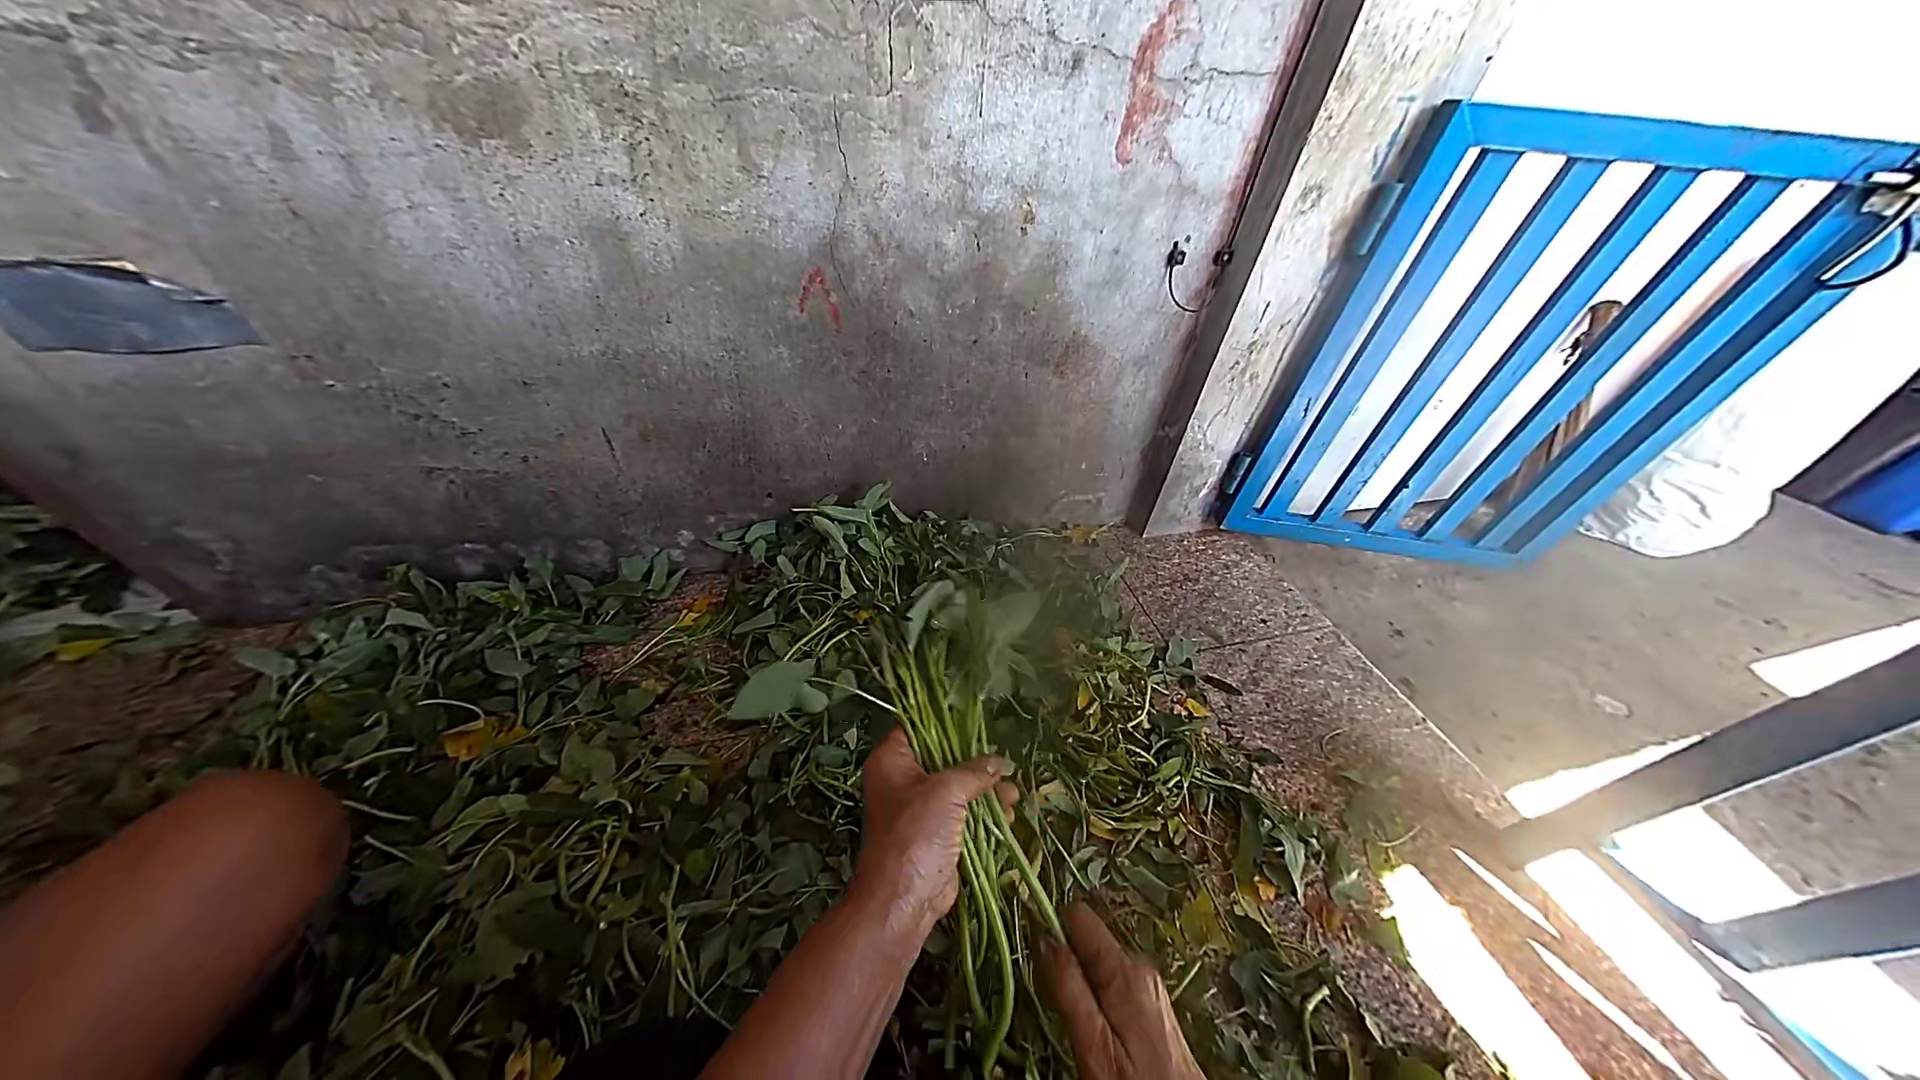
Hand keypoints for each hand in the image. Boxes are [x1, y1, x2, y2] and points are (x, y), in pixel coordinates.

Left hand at [852, 726, 1013, 936]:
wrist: (904, 897)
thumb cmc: (916, 832)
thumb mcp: (946, 791)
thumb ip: (975, 771)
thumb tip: (1001, 763)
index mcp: (892, 760)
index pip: (916, 726)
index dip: (945, 720)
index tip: (975, 719)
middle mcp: (902, 779)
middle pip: (942, 756)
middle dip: (975, 761)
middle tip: (1002, 760)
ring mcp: (920, 807)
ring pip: (957, 786)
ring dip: (986, 789)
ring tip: (1012, 792)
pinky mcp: (936, 831)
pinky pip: (963, 812)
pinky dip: (984, 811)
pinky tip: (1007, 811)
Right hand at [1041, 902, 1205, 1079]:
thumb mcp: (1094, 1043)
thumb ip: (1068, 986)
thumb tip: (1044, 937)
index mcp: (1125, 970)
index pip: (1079, 915)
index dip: (1053, 928)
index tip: (1037, 958)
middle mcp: (1139, 967)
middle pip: (1088, 940)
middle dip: (1066, 963)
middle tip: (1058, 1006)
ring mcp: (1148, 986)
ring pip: (1098, 964)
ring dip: (1081, 984)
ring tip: (1079, 1025)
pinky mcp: (1152, 1004)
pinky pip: (1113, 983)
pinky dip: (1097, 998)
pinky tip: (1099, 1031)